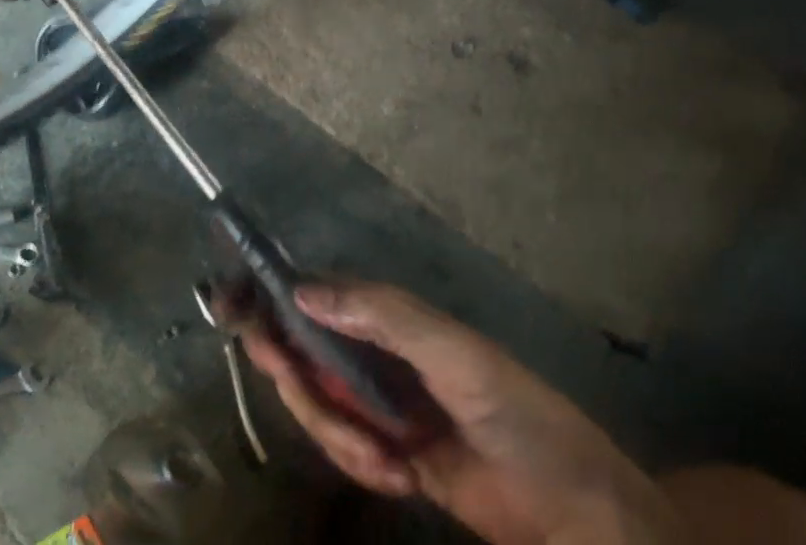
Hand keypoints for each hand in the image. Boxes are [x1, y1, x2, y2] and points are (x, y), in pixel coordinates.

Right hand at [234, 281, 679, 544]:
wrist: (578, 514)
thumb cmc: (522, 418)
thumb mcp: (459, 355)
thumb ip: (383, 316)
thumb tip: (300, 291)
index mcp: (386, 322)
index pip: (308, 295)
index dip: (264, 295)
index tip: (227, 306)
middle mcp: (369, 357)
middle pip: (294, 352)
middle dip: (292, 375)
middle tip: (294, 382)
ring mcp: (372, 406)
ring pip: (310, 405)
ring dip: (337, 434)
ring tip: (384, 459)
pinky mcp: (379, 451)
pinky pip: (338, 448)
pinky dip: (360, 465)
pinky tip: (399, 477)